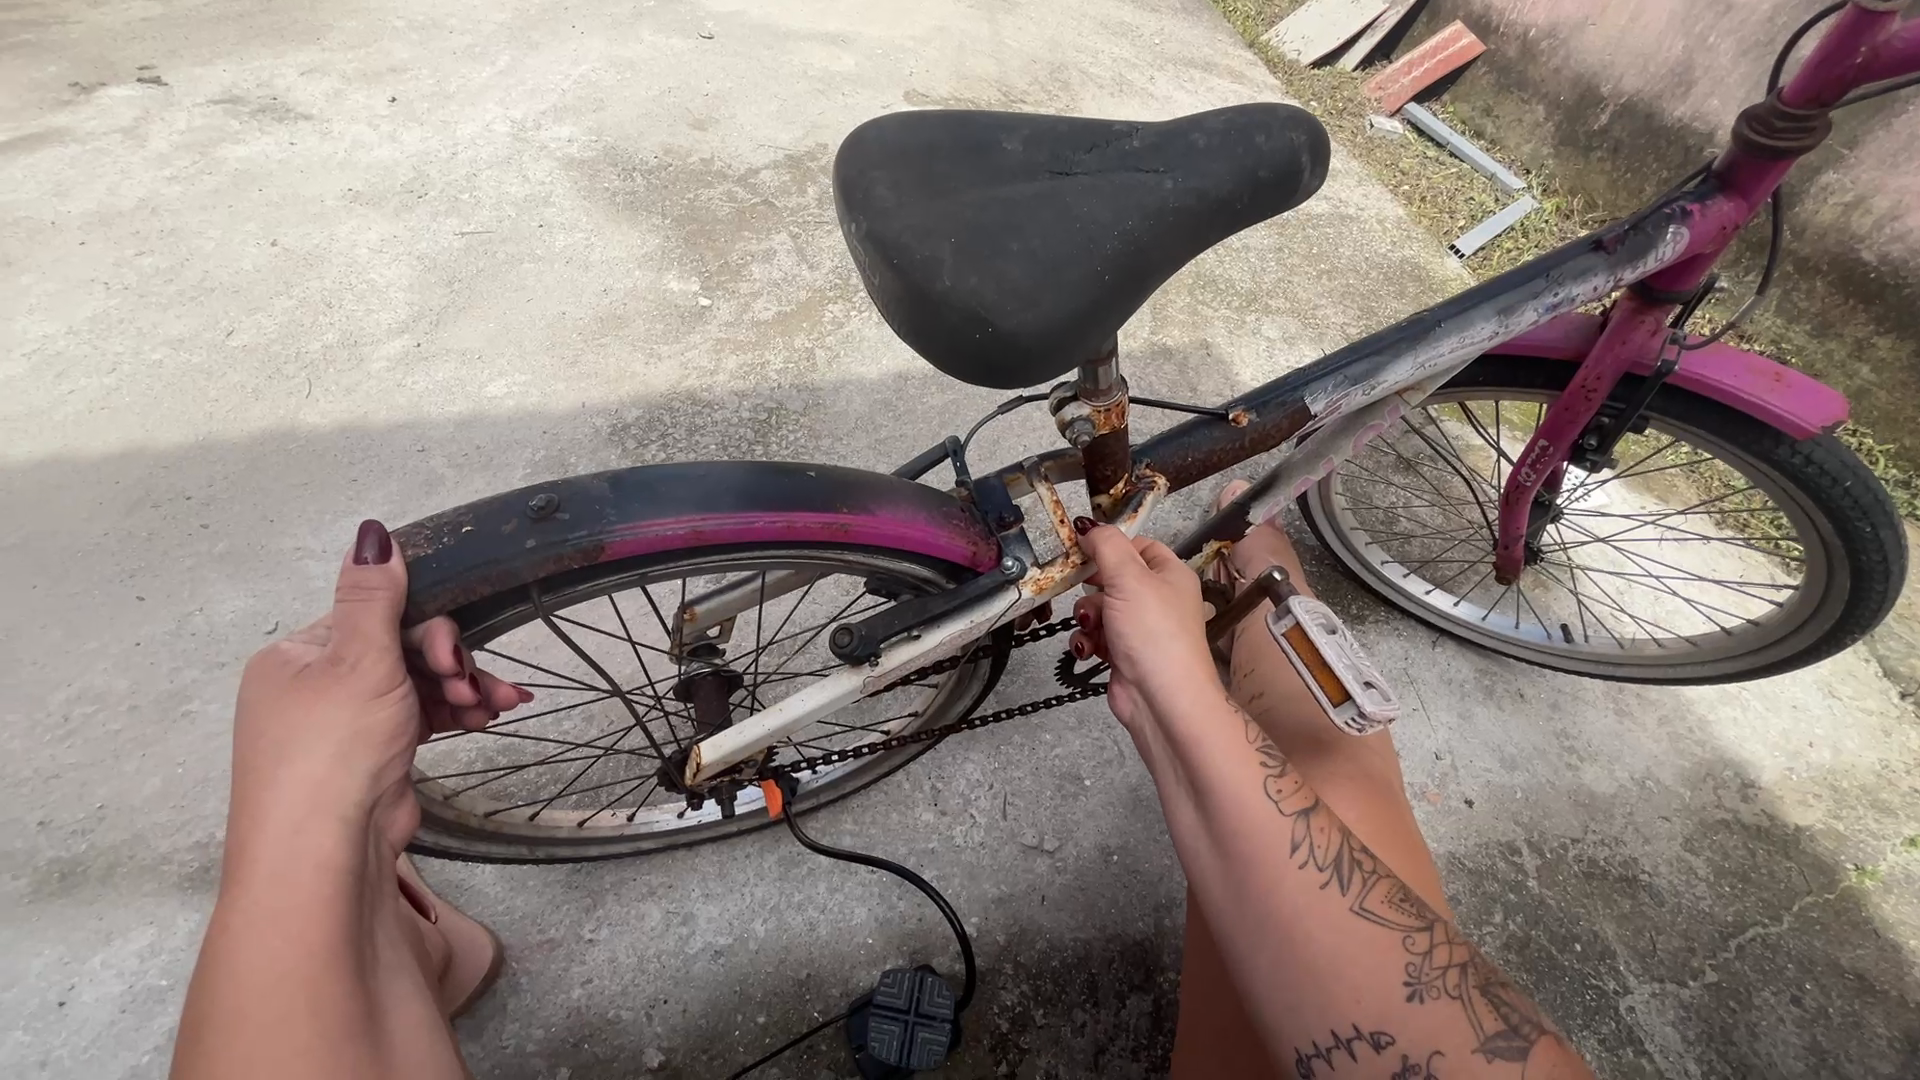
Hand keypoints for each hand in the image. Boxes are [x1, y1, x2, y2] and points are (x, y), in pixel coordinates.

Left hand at [228, 520, 531, 855]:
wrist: (327, 846)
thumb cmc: (336, 745)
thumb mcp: (360, 658)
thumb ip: (374, 597)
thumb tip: (372, 531)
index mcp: (298, 655)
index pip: (377, 618)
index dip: (428, 632)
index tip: (456, 656)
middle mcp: (317, 684)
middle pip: (406, 651)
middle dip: (456, 665)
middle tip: (477, 687)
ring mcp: (346, 721)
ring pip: (421, 684)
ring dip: (466, 690)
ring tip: (500, 708)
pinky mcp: (374, 751)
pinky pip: (422, 714)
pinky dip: (456, 712)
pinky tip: (488, 719)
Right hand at [1067, 525, 1222, 731]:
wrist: (1161, 699)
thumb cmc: (1152, 633)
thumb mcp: (1128, 576)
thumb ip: (1106, 545)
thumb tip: (1088, 527)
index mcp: (1170, 574)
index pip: (1137, 545)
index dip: (1110, 547)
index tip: (1082, 550)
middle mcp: (1158, 599)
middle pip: (1112, 577)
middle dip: (1091, 587)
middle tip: (1083, 589)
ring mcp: (1140, 629)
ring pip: (1098, 608)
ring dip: (1086, 617)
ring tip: (1091, 629)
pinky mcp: (1123, 654)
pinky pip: (1096, 637)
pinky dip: (1088, 641)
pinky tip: (1089, 650)